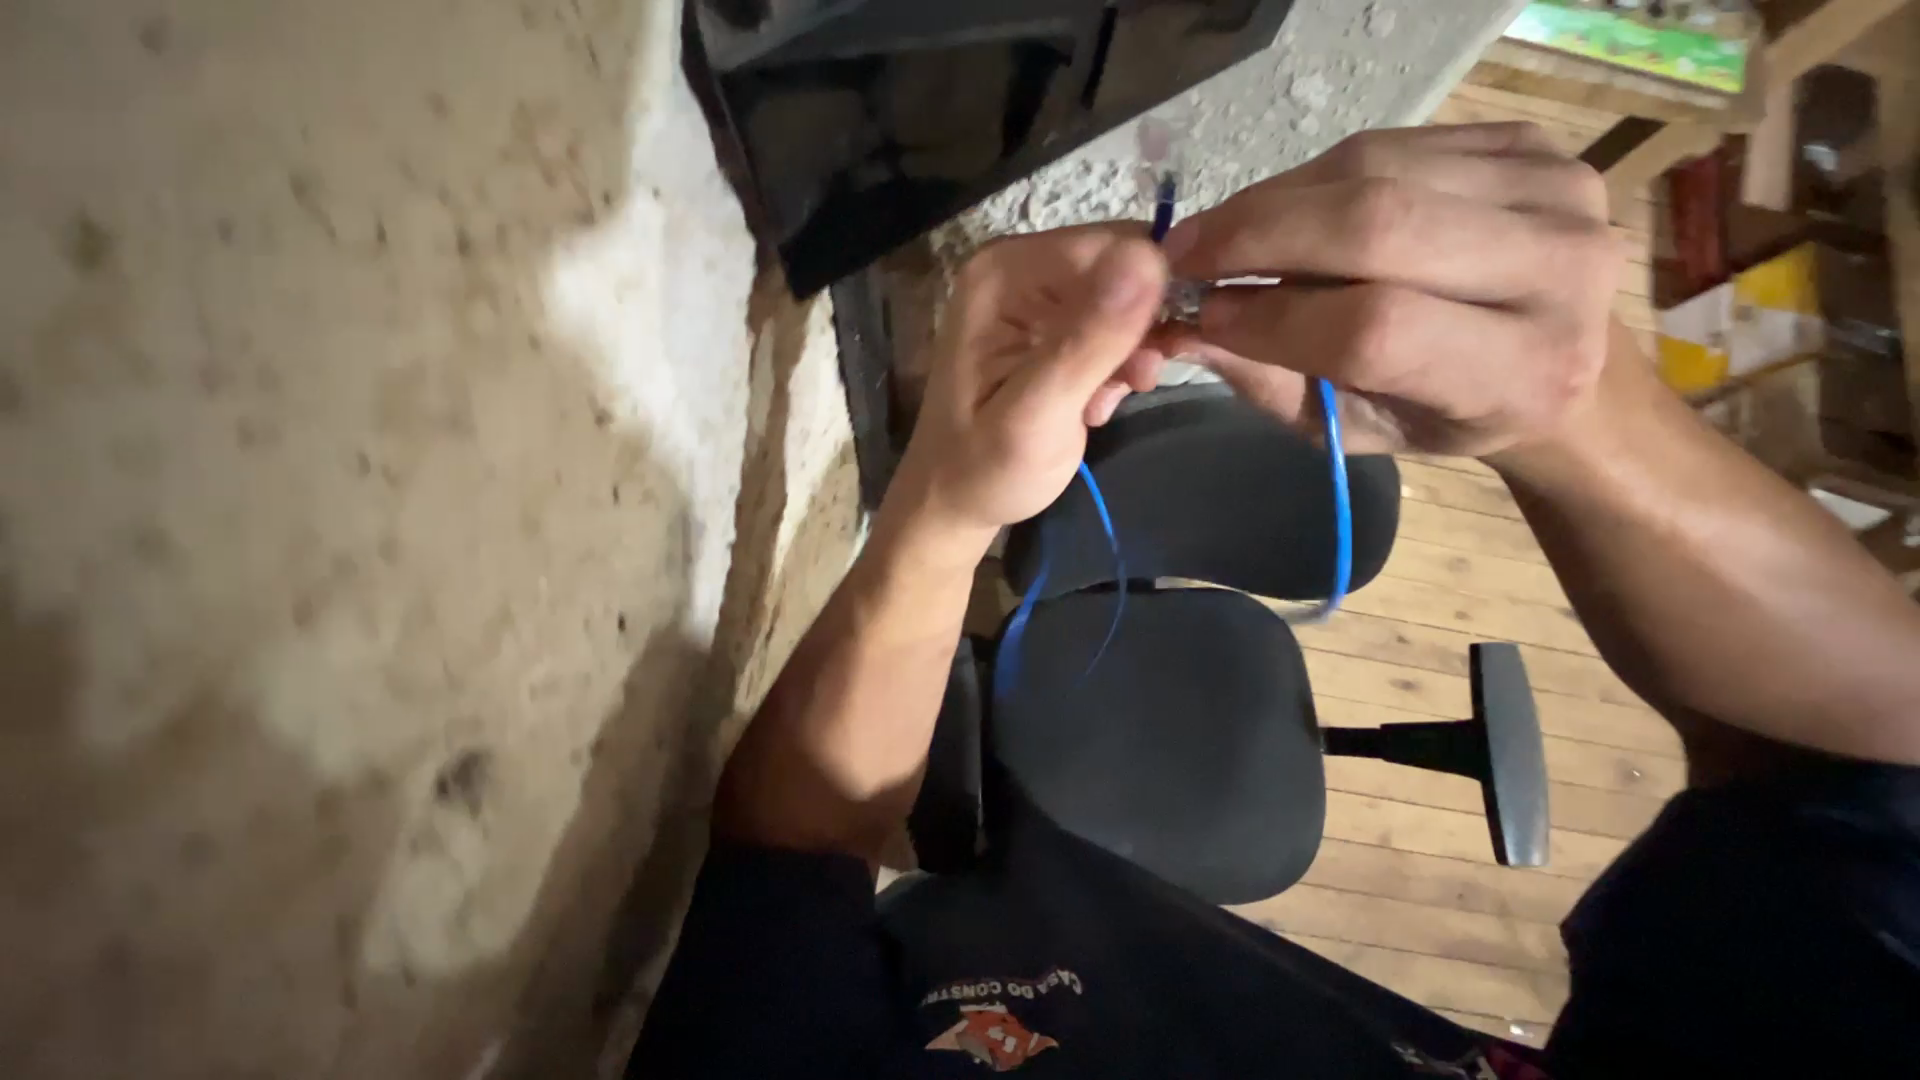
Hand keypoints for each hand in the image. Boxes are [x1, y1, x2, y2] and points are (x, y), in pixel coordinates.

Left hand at [883, 226, 1167, 557]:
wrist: (954, 502)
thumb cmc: (985, 469)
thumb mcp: (1037, 413)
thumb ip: (1088, 342)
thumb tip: (1148, 260)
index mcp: (1005, 273)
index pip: (1114, 245)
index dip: (1152, 293)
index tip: (1155, 356)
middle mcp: (1017, 268)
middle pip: (1122, 267)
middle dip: (1140, 329)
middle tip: (1131, 386)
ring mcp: (1031, 297)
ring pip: (1124, 299)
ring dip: (1130, 354)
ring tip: (1103, 405)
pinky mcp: (1045, 326)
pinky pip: (1110, 326)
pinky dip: (1115, 367)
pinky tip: (1093, 405)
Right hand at [1154, 123, 1621, 458]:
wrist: (1554, 351)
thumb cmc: (1440, 413)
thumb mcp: (1352, 427)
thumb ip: (1272, 382)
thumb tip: (1185, 328)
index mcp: (1522, 370)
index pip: (1375, 329)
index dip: (1272, 318)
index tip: (1200, 316)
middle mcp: (1559, 268)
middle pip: (1376, 226)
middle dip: (1256, 236)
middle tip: (1183, 254)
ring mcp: (1556, 186)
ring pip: (1373, 171)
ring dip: (1271, 202)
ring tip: (1217, 236)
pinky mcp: (1536, 128)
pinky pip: (1387, 144)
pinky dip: (1310, 178)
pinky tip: (1278, 212)